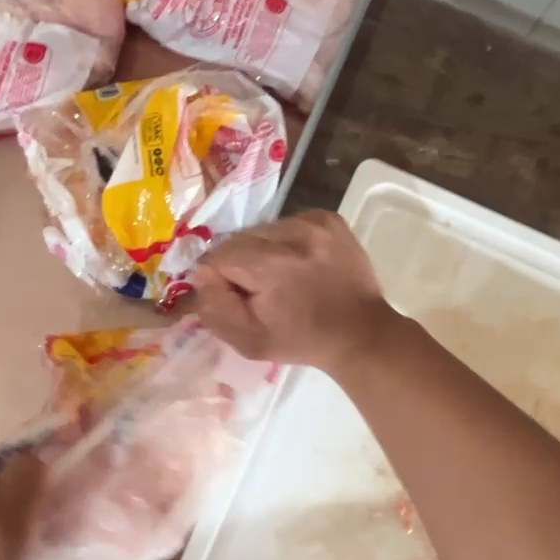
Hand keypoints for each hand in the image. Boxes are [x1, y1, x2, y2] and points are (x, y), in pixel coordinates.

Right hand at [190, 211, 402, 373]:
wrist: (360, 333)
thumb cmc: (301, 341)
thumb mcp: (249, 340)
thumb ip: (215, 308)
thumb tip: (199, 277)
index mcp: (271, 266)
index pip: (218, 256)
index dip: (218, 278)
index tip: (233, 296)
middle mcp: (293, 235)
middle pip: (239, 238)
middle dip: (239, 262)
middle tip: (256, 289)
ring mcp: (315, 222)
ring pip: (263, 228)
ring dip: (261, 249)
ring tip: (280, 276)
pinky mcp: (329, 218)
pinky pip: (288, 222)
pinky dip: (285, 240)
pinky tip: (298, 263)